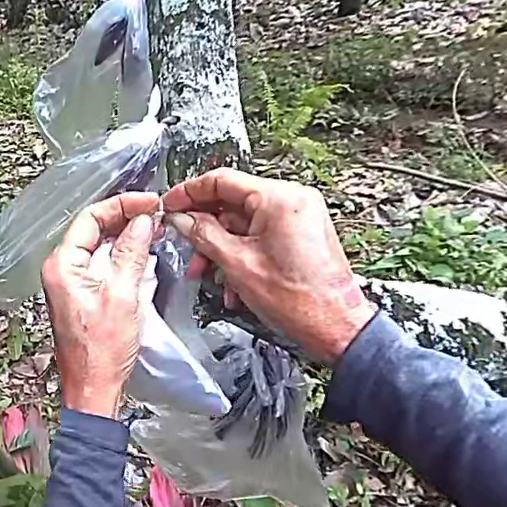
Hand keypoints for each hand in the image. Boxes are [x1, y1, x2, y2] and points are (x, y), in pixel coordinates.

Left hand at [41, 192, 162, 417]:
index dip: (122, 205)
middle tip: (155, 216)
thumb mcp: (123, 296)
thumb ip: (132, 254)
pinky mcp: (82, 296)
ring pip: (100, 247)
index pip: (90, 217)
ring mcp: (71, 284)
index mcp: (63, 266)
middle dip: (126, 219)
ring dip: (127, 238)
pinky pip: (102, 266)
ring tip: (154, 231)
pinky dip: (123, 257)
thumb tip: (142, 222)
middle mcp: (61, 271)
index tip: (148, 203)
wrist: (92, 389)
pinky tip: (143, 256)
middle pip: (94, 229)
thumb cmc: (100, 352)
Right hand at [163, 169, 374, 363]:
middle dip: (205, 230)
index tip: (170, 205)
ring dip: (221, 248)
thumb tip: (182, 219)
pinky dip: (241, 253)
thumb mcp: (237, 265)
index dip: (189, 193)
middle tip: (187, 248)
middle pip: (232, 203)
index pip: (222, 180)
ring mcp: (299, 217)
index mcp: (279, 198)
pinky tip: (232, 280)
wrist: (335, 326)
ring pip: (243, 223)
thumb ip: (203, 235)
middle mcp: (293, 200)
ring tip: (209, 273)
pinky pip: (260, 235)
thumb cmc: (300, 300)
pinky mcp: (300, 234)